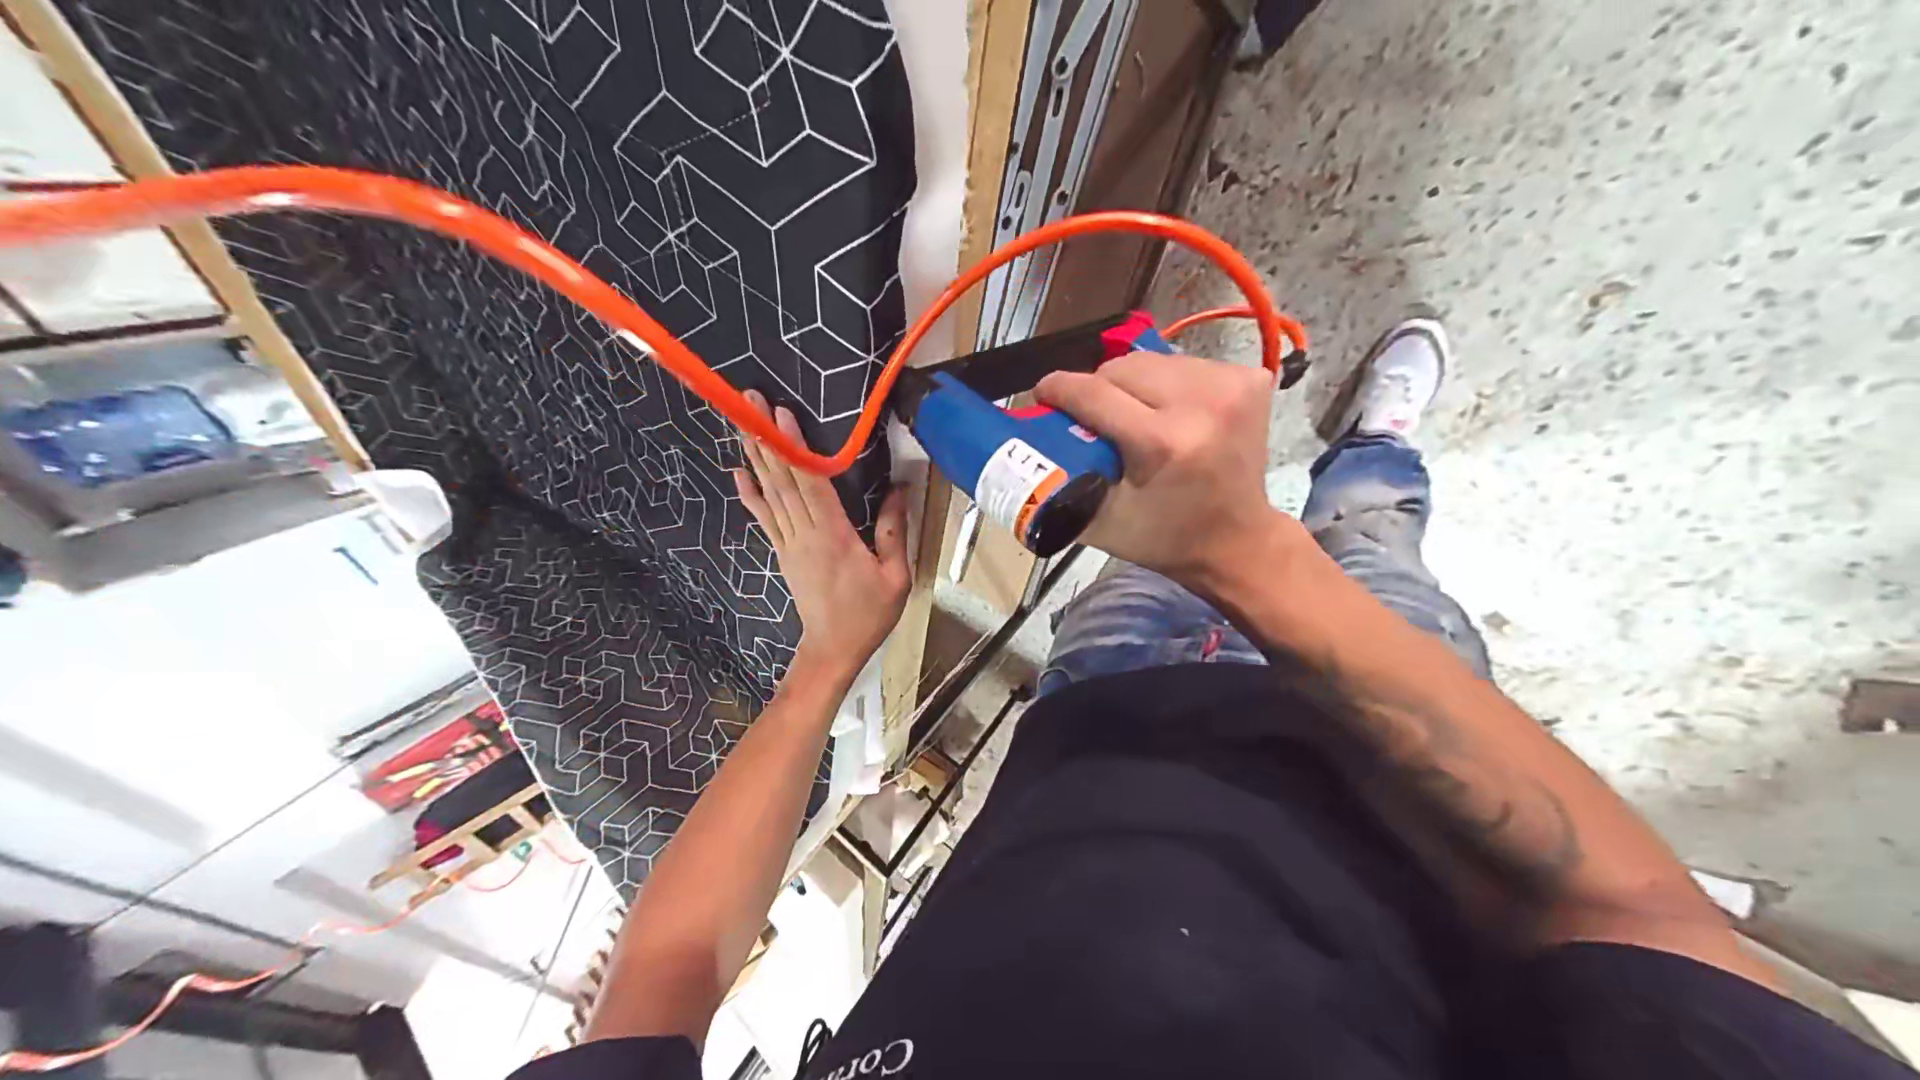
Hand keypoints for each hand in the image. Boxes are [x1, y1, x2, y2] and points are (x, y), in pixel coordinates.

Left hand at [733, 390, 909, 674]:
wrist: (833, 648)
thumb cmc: (868, 614)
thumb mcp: (895, 575)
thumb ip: (894, 531)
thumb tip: (900, 489)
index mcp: (834, 536)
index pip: (810, 482)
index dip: (795, 446)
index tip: (782, 414)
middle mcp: (805, 534)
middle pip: (782, 479)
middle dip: (767, 437)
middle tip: (750, 401)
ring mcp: (789, 543)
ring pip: (769, 493)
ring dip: (755, 456)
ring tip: (741, 422)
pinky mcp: (783, 552)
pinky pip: (763, 517)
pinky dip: (750, 494)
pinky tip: (739, 472)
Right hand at [1034, 352, 1306, 584]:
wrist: (1237, 540)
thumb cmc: (1164, 537)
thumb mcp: (1099, 520)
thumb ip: (1062, 477)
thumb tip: (1032, 437)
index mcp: (1163, 443)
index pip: (1094, 393)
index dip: (1059, 388)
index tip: (1042, 393)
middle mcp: (1201, 404)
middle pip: (1122, 368)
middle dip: (1096, 387)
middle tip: (1088, 412)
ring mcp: (1230, 386)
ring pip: (1151, 360)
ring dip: (1131, 382)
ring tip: (1128, 411)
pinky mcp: (1248, 379)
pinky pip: (1183, 364)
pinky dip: (1165, 382)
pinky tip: (1168, 410)